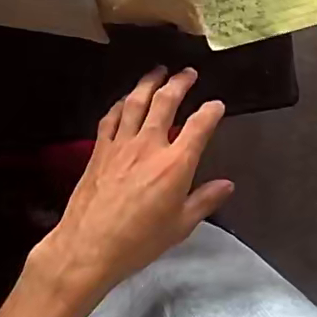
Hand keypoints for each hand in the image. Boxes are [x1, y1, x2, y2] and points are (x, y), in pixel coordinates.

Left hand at [22, 68, 233, 316]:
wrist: (89, 245)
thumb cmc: (139, 241)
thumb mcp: (180, 226)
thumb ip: (204, 201)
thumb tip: (226, 185)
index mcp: (175, 164)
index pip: (199, 127)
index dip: (211, 111)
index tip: (217, 105)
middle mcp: (149, 146)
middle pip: (166, 102)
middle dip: (179, 83)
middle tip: (188, 73)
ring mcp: (121, 144)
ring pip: (135, 102)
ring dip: (148, 83)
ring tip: (157, 71)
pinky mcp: (99, 149)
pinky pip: (110, 118)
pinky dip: (119, 104)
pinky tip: (124, 100)